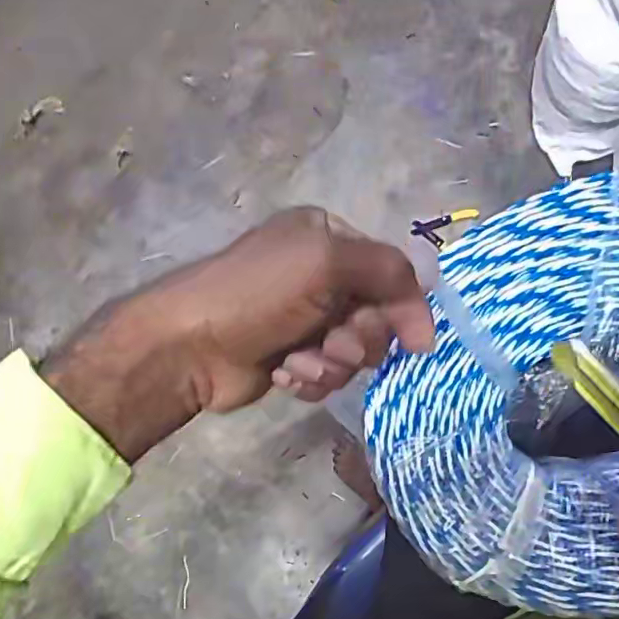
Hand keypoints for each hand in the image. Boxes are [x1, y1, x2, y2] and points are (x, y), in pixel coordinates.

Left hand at [42, 208, 434, 459]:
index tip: (415, 344)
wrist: (191, 346)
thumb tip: (426, 324)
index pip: (392, 275)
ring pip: (353, 355)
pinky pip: (328, 377)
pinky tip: (283, 373)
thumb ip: (388, 273)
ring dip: (330, 364)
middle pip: (376, 319)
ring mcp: (306, 321)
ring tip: (298, 362)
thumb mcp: (327, 261)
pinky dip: (310, 379)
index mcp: (329, 239)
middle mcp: (321, 277)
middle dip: (357, 340)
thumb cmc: (257, 294)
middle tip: (332, 344)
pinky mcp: (294, 358)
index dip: (405, 310)